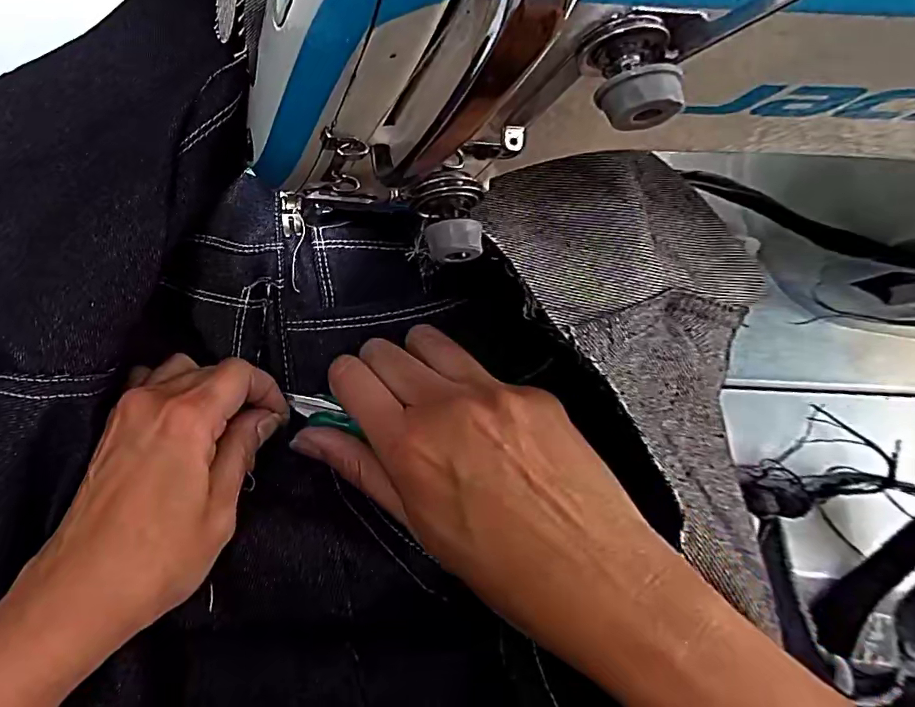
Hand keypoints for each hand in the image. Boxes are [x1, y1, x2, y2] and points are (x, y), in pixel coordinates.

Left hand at [26, 354, 288, 636]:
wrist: (82, 586)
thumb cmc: (156, 560)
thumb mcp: (218, 511)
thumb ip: (242, 451)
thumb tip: (262, 418)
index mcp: (187, 417)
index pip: (238, 373)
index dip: (266, 389)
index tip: (276, 417)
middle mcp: (155, 399)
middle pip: (211, 368)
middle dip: (240, 392)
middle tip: (254, 430)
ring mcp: (129, 407)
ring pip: (180, 368)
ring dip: (206, 387)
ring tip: (217, 427)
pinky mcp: (112, 422)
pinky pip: (149, 382)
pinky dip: (171, 389)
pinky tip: (179, 424)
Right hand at [287, 326, 667, 643]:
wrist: (600, 576)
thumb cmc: (509, 569)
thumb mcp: (420, 526)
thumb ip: (361, 468)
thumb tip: (313, 438)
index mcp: (409, 447)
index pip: (348, 373)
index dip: (343, 384)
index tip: (353, 399)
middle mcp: (446, 407)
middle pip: (382, 348)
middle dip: (377, 371)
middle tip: (393, 404)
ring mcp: (491, 392)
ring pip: (426, 339)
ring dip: (417, 362)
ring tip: (433, 400)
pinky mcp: (528, 389)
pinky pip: (479, 366)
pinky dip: (469, 383)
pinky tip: (487, 423)